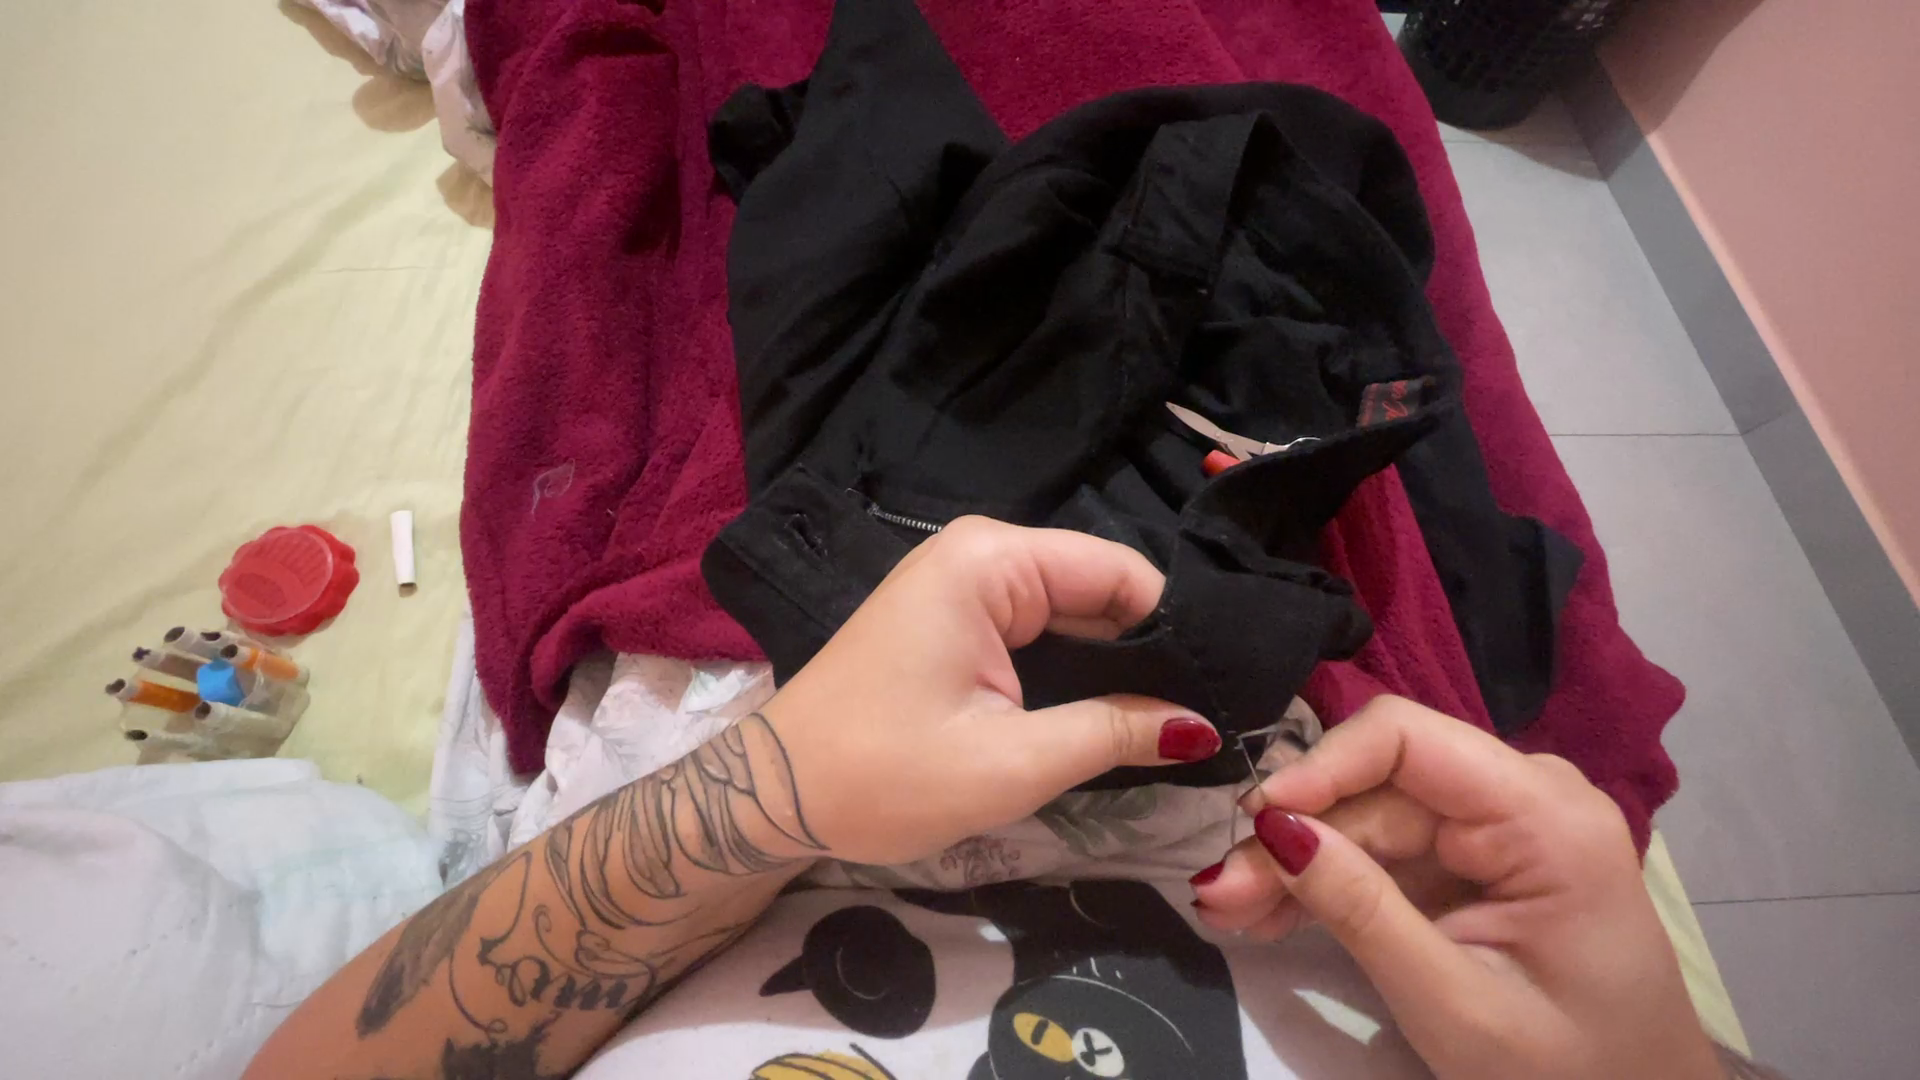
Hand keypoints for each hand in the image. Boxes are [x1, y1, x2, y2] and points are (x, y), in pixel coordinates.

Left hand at [760, 516, 1222, 866]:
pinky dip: (1073, 665)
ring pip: (1070, 610)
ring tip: (1176, 717)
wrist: (777, 793)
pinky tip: (1110, 707)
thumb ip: (1112, 731)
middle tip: (1212, 714)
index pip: (1119, 571)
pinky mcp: (955, 615)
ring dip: (1114, 662)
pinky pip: (1036, 627)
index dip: (1178, 628)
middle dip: (1149, 647)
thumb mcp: (1009, 762)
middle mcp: (979, 553)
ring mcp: (963, 582)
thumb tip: (1202, 725)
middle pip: (1096, 586)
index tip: (1226, 689)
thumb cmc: (881, 775)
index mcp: (989, 562)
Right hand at [1191, 696, 1720, 1079]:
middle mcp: (1511, 794)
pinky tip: (1265, 912)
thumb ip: (1362, 910)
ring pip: (1354, 817)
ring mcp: (1481, 822)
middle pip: (1367, 785)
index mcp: (1544, 815)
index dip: (1321, 763)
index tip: (1257, 816)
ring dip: (1289, 864)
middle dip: (1290, 837)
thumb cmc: (1571, 1079)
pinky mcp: (1455, 851)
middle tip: (1218, 891)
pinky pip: (1368, 848)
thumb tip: (1274, 828)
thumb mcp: (1458, 1006)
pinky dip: (1317, 882)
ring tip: (1227, 910)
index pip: (1406, 737)